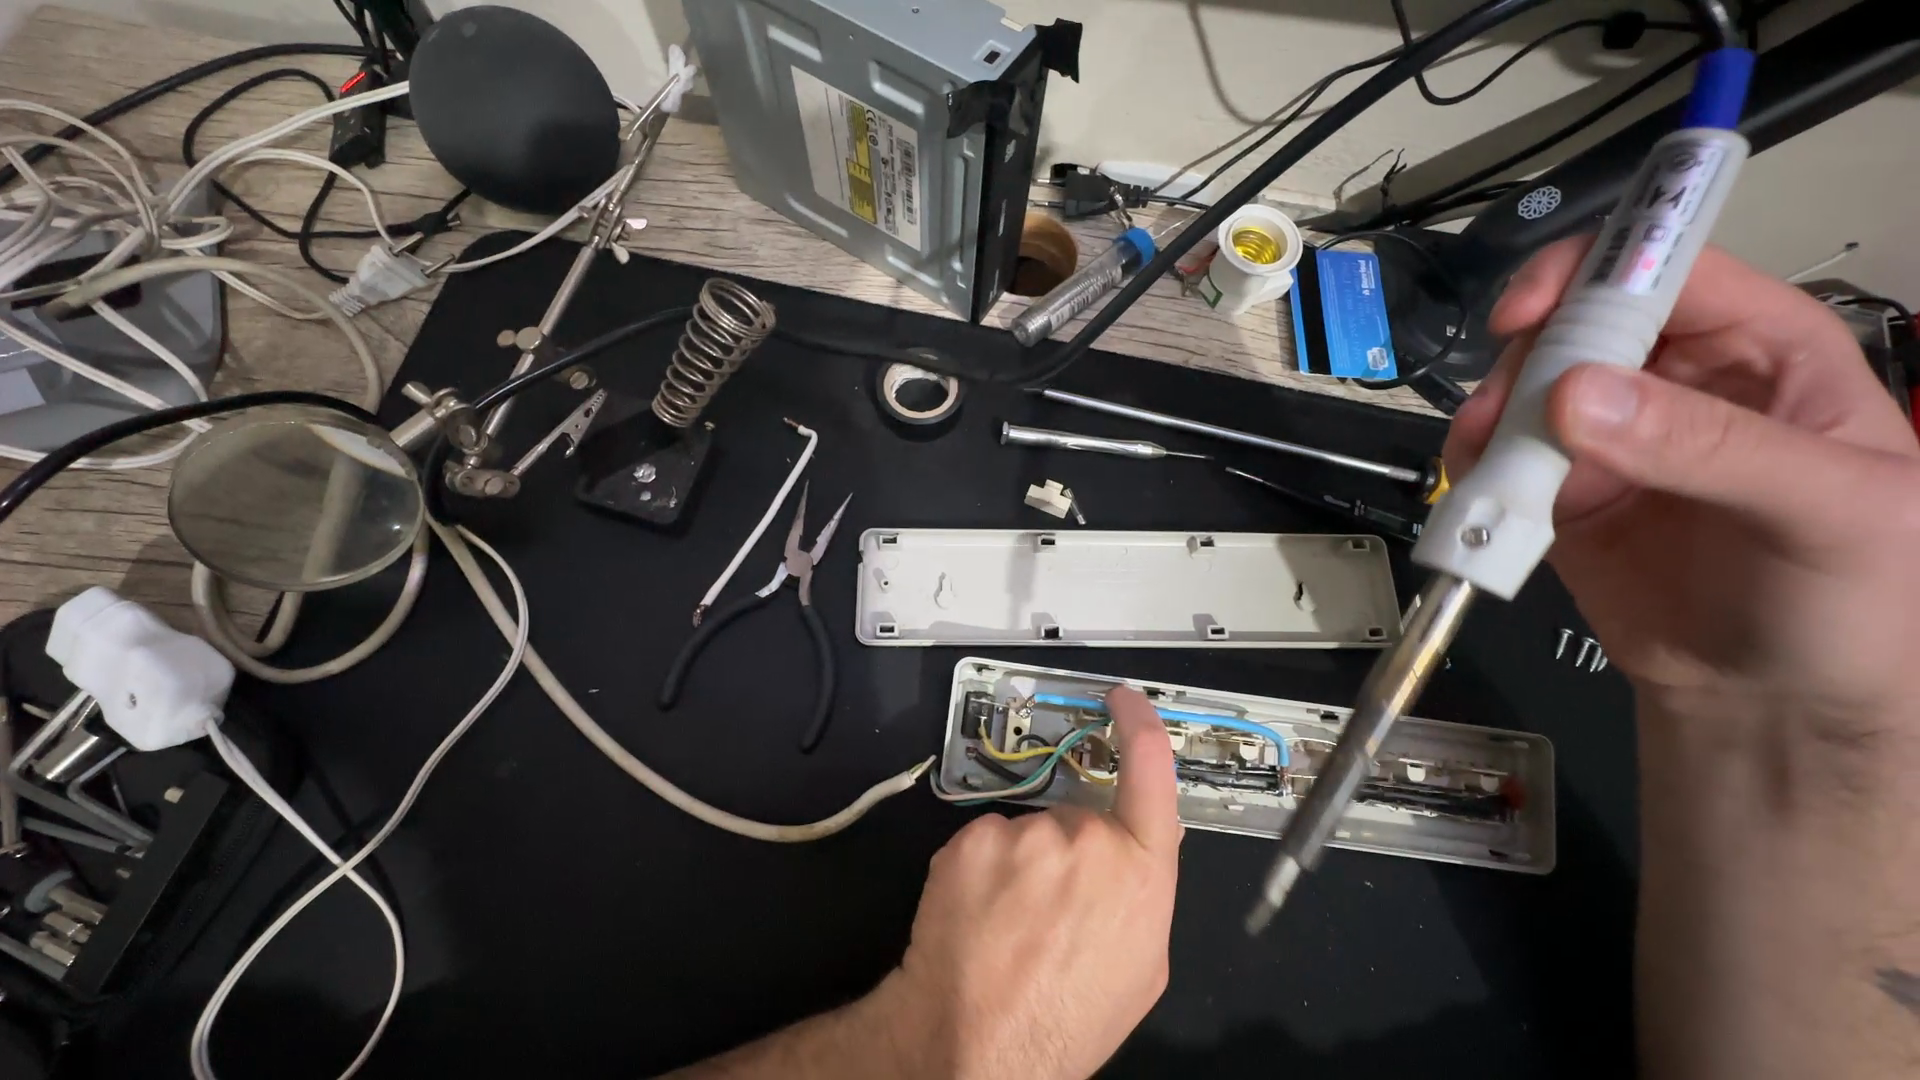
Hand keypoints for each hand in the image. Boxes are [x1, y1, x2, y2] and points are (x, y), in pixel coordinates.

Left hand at [874, 687, 1179, 1079]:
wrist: (977, 1043)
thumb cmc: (1067, 1016)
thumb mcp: (1143, 966)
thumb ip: (1143, 893)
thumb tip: (1131, 860)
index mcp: (1140, 871)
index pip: (1151, 770)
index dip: (1140, 724)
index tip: (1124, 699)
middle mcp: (1087, 840)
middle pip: (1080, 818)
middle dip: (1070, 854)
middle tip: (1051, 911)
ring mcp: (1026, 834)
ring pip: (1029, 832)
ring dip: (1023, 864)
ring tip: (1013, 922)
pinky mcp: (974, 838)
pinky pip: (987, 840)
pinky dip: (984, 868)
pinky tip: (981, 913)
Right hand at [1446, 240, 1919, 736]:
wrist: (1771, 700)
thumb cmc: (1852, 598)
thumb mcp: (1828, 510)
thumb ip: (1711, 446)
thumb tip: (1571, 396)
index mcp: (1758, 352)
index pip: (1667, 273)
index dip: (1594, 273)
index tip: (1524, 316)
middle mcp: (1669, 383)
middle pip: (1571, 326)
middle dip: (1523, 359)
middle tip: (1497, 413)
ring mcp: (1604, 440)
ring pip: (1520, 390)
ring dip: (1488, 415)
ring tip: (1484, 461)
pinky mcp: (1554, 493)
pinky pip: (1496, 458)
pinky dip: (1473, 465)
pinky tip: (1479, 486)